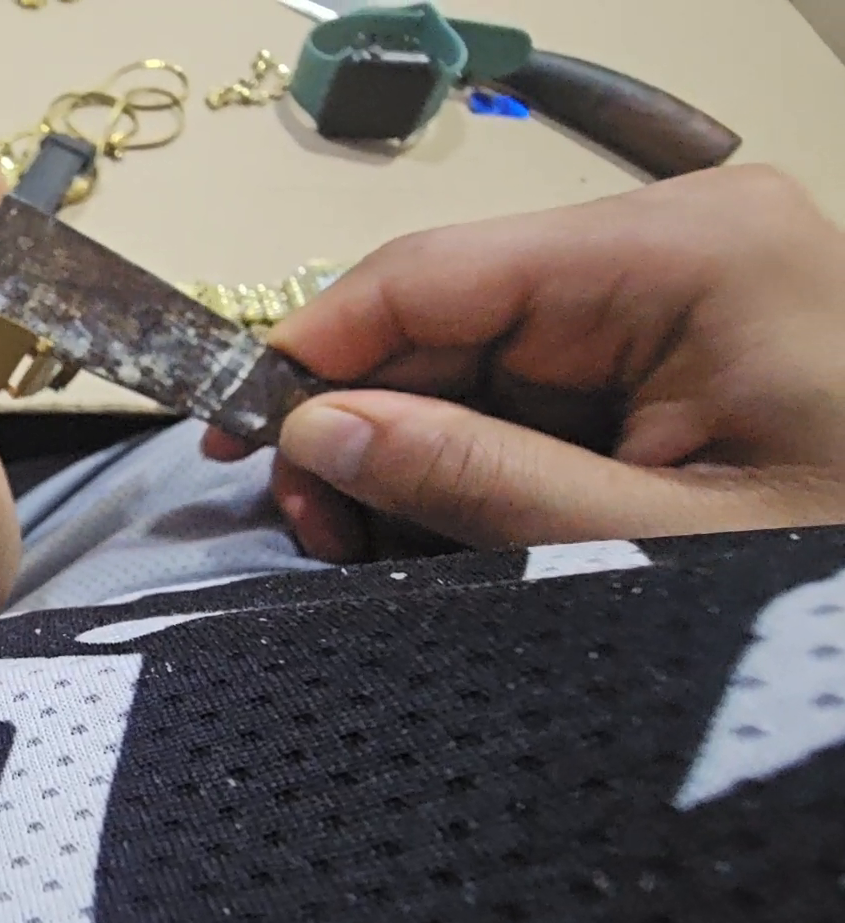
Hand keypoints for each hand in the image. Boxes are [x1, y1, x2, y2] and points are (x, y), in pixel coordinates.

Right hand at [207, 165, 844, 561]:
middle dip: (343, 433)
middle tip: (311, 528)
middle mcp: (639, 260)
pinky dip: (421, 476)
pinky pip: (469, 410)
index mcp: (672, 256)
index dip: (302, 352)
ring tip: (357, 545)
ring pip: (426, 377)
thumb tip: (313, 431)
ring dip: (373, 465)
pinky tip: (411, 531)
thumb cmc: (844, 577)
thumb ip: (471, 477)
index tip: (228, 433)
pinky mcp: (606, 366)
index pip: (420, 277)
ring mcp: (620, 312)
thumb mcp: (648, 538)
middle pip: (413, 332)